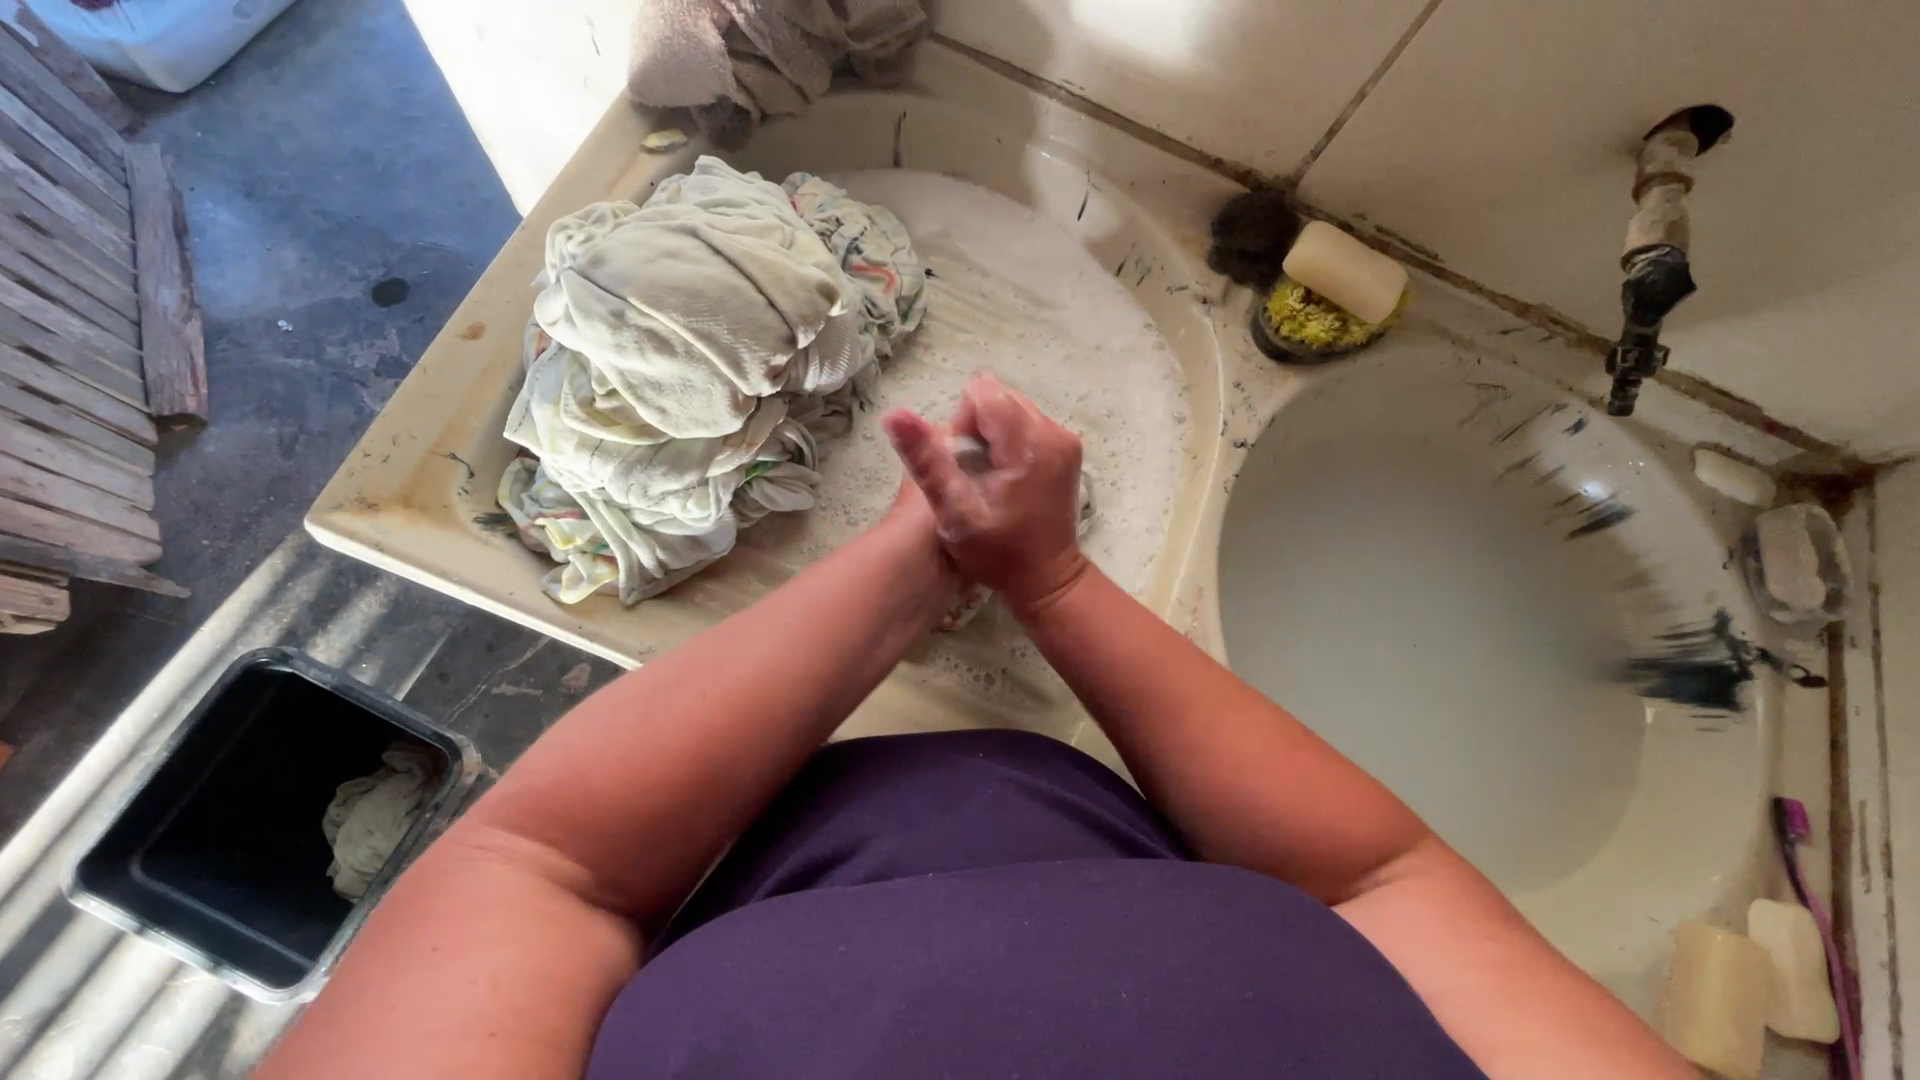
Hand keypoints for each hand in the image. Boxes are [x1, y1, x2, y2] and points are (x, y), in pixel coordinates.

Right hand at [883, 374, 1090, 613]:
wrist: (1046, 580)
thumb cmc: (997, 553)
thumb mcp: (953, 510)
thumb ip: (926, 459)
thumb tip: (894, 414)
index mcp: (1028, 442)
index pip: (983, 393)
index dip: (962, 424)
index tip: (964, 465)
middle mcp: (1053, 431)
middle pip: (999, 397)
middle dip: (978, 429)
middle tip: (974, 476)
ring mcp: (1065, 439)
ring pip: (1012, 408)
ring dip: (993, 436)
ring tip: (989, 479)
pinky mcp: (1068, 449)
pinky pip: (1027, 424)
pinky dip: (1010, 443)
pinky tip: (1006, 479)